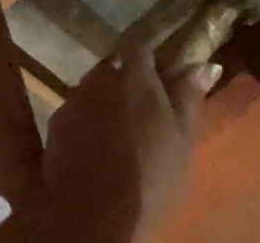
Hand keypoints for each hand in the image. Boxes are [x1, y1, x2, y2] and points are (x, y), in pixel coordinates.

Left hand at [33, 44, 217, 242]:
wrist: (92, 213)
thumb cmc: (150, 176)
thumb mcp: (182, 141)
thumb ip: (189, 98)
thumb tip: (203, 64)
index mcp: (135, 76)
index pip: (139, 45)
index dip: (148, 57)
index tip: (158, 74)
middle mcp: (100, 78)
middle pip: (113, 70)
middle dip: (125, 84)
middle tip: (142, 115)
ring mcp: (74, 99)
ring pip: (92, 92)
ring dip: (104, 104)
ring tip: (119, 137)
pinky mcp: (56, 123)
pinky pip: (75, 114)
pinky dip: (85, 124)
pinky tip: (95, 149)